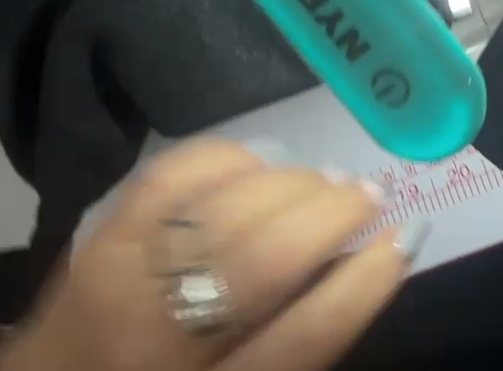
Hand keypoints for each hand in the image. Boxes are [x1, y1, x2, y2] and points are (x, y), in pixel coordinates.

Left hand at [0, 140, 425, 370]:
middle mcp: (158, 343)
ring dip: (287, 185)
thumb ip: (289, 343)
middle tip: (366, 194)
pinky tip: (259, 165)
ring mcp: (121, 280)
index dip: (361, 285)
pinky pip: (173, 177)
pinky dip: (227, 159)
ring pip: (219, 212)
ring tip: (325, 180)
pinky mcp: (100, 235)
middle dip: (327, 217)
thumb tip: (356, 262)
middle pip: (258, 265)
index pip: (298, 342)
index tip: (403, 238)